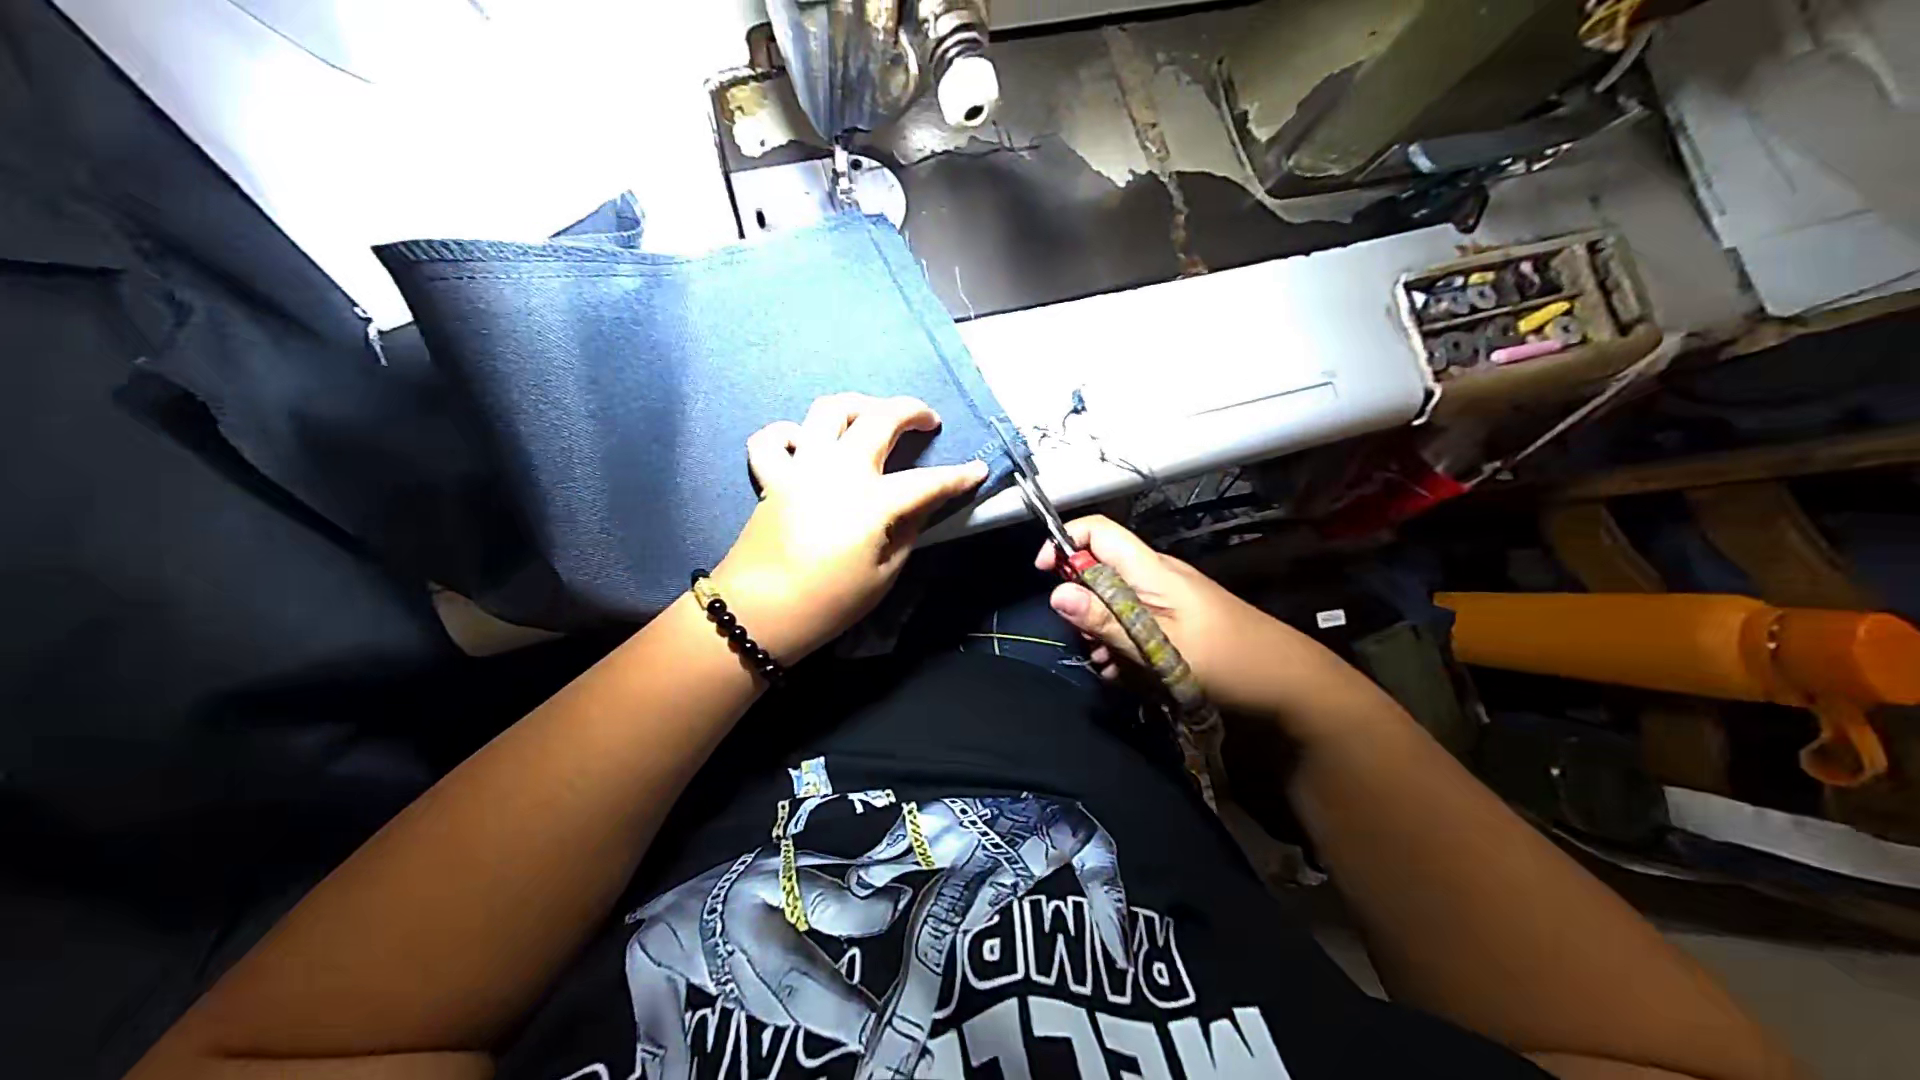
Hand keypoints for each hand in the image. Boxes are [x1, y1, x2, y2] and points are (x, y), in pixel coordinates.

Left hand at [713, 394, 988, 662]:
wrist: (760, 612)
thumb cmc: (830, 602)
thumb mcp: (884, 574)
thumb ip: (907, 531)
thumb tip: (919, 506)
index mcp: (873, 500)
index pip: (927, 482)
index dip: (958, 476)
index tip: (978, 470)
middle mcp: (839, 468)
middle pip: (881, 418)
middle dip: (913, 411)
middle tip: (928, 420)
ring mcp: (802, 465)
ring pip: (830, 409)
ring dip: (859, 405)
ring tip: (873, 416)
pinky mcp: (773, 475)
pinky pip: (774, 437)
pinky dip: (791, 433)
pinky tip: (806, 444)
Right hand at [1036, 516, 1404, 744]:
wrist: (1289, 684)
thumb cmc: (1227, 661)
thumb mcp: (1159, 647)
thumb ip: (1107, 620)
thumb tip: (1056, 594)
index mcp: (1152, 569)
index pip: (1098, 530)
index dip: (1065, 542)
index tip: (1046, 575)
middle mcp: (1156, 575)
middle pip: (1099, 570)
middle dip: (1082, 605)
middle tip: (1089, 644)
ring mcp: (1167, 598)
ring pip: (1114, 601)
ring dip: (1102, 632)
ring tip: (1112, 668)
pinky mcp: (1175, 620)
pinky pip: (1134, 621)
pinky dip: (1123, 643)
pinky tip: (1129, 672)